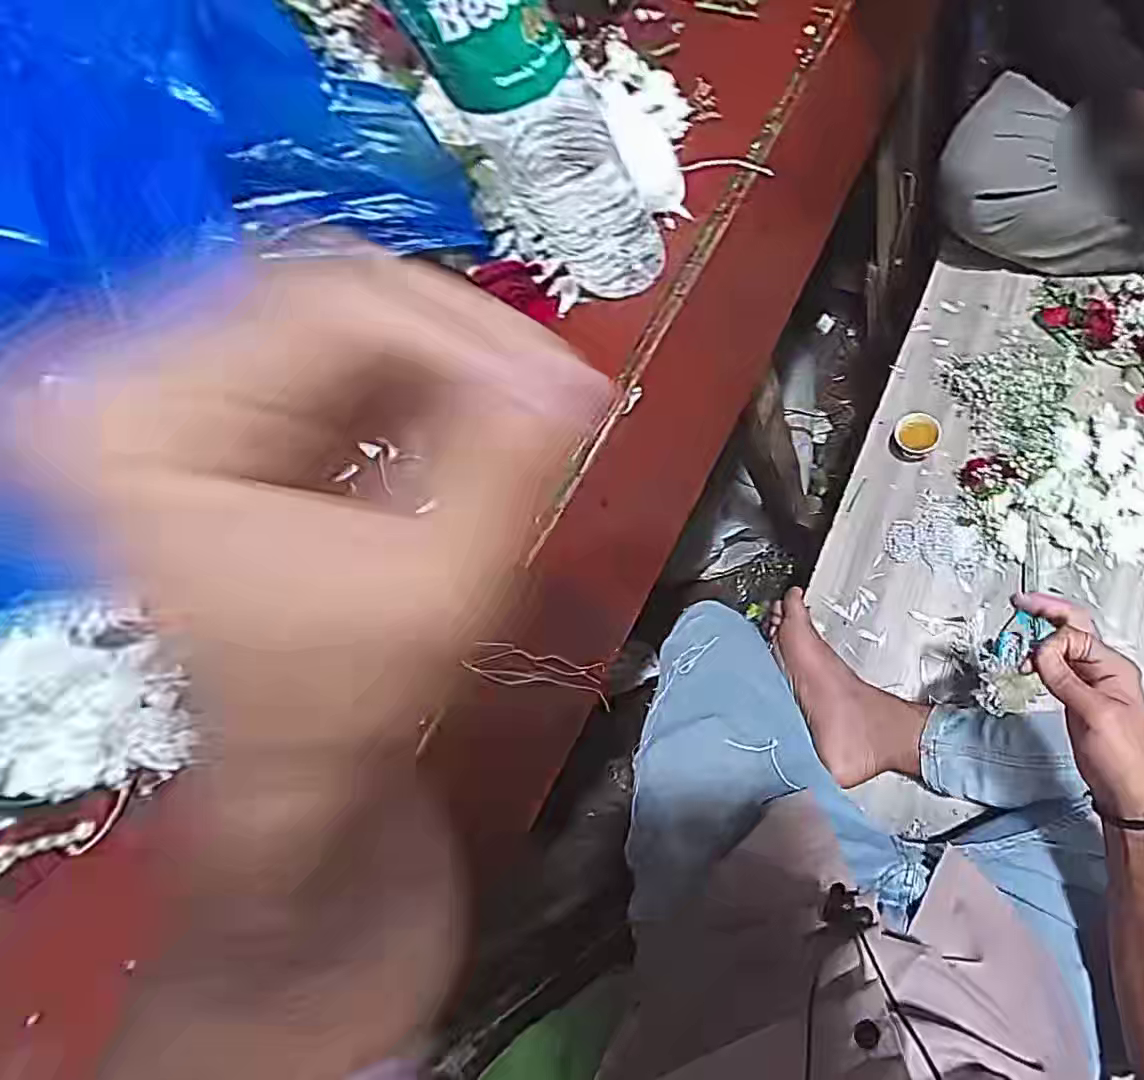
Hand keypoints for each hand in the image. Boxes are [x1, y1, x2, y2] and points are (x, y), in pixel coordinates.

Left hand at [6, 254, 609, 763]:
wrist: (313, 741)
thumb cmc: (353, 685)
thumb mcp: (446, 578)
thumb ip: (510, 467)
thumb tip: (573, 383)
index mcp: (144, 420)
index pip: (332, 304)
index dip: (470, 336)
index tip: (560, 383)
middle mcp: (136, 384)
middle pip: (336, 287)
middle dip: (472, 337)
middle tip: (556, 386)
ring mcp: (185, 392)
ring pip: (357, 310)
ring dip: (466, 354)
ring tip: (538, 402)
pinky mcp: (242, 411)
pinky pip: (361, 353)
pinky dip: (445, 375)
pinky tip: (495, 414)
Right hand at [1015, 592, 1143, 819]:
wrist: (1127, 793)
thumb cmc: (1125, 759)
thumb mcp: (1095, 714)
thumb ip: (1066, 679)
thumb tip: (1042, 650)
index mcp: (1115, 667)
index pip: (1077, 636)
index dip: (1052, 643)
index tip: (1034, 658)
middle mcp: (1104, 670)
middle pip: (1074, 629)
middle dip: (1047, 612)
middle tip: (1021, 601)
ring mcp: (1092, 683)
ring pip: (1063, 648)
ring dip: (1041, 641)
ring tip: (1020, 642)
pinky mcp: (1080, 697)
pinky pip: (1058, 669)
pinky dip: (1042, 662)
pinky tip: (1031, 664)